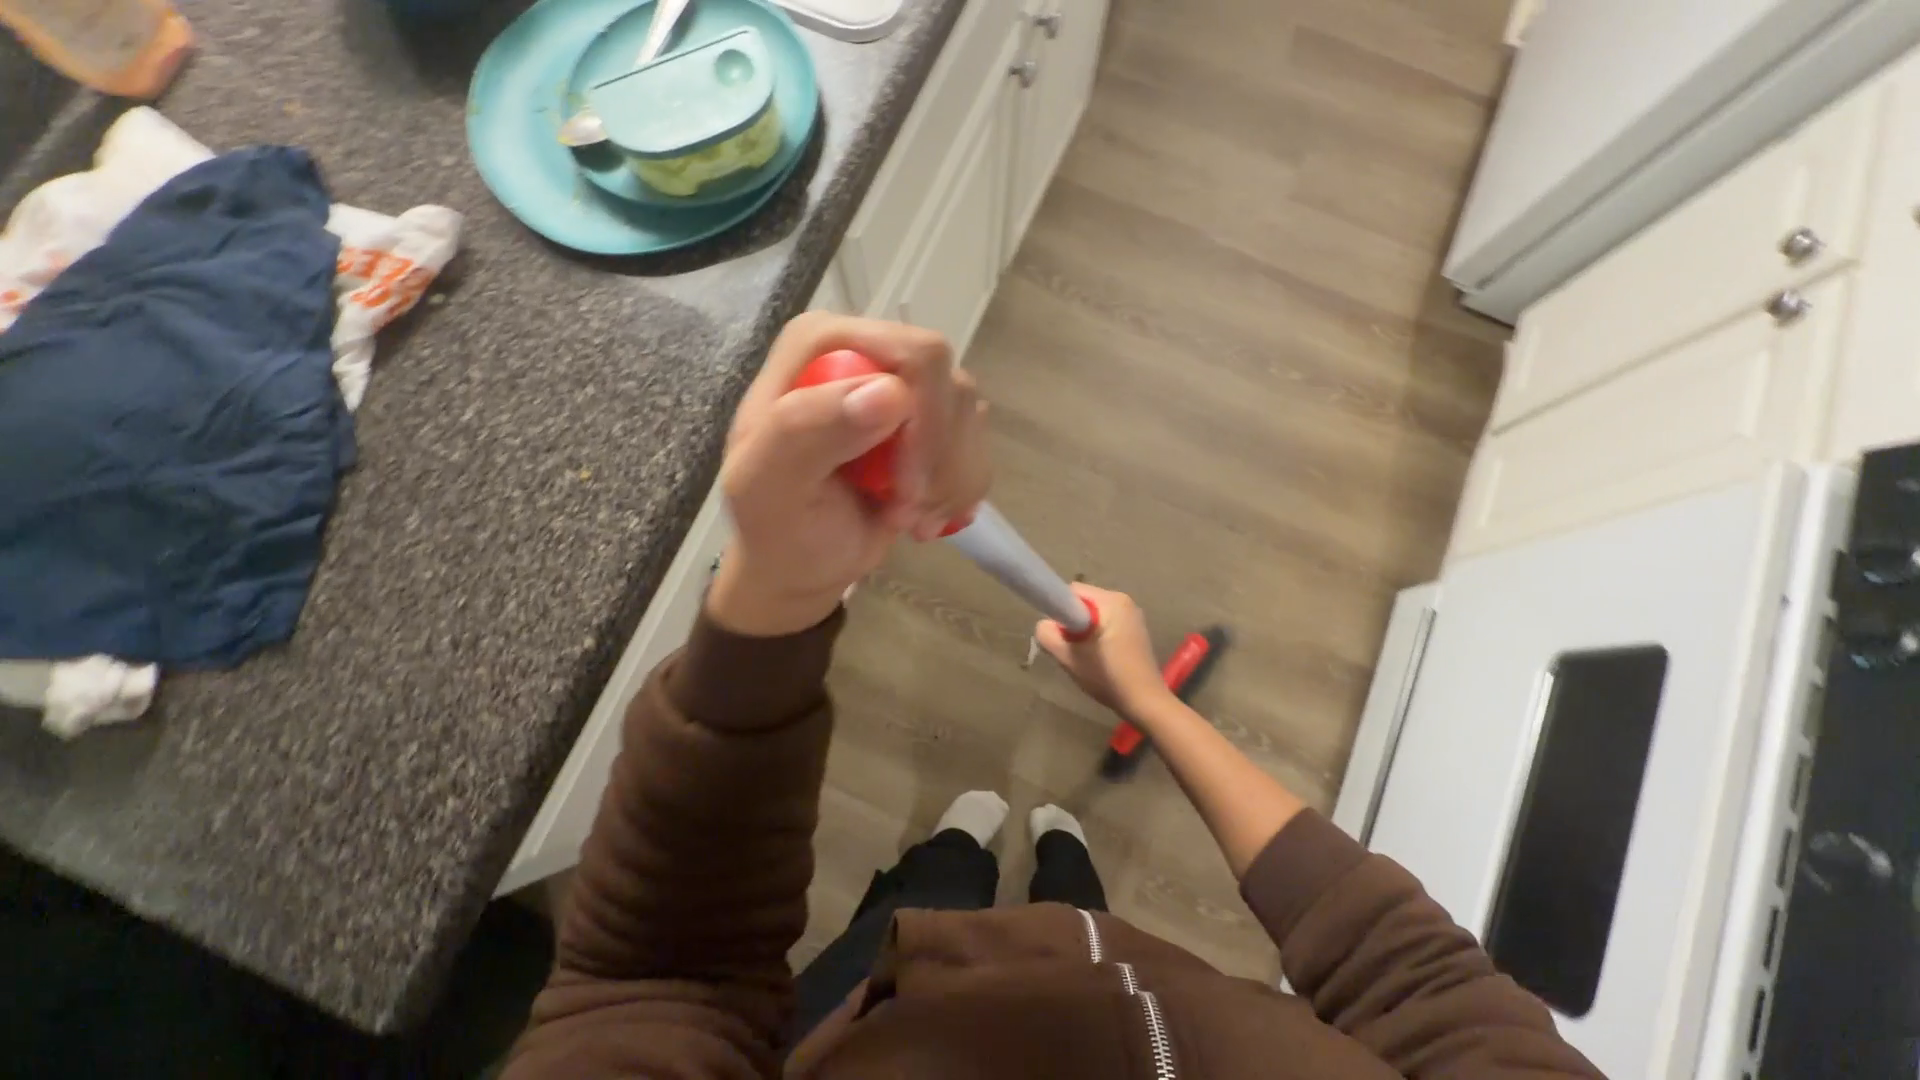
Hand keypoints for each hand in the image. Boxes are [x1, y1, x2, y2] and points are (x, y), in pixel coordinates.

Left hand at [710, 313, 989, 635]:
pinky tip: (923, 517)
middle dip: (938, 462)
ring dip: (948, 485)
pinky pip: (979, 448)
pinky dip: (960, 494)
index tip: (906, 488)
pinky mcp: (934, 424)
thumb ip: (807, 429)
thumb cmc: (776, 526)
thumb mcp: (768, 485)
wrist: (799, 563)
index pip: (915, 354)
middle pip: (952, 386)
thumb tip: (889, 392)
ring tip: (905, 519)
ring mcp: (907, 387)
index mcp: (823, 343)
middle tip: (903, 512)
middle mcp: (871, 353)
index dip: (926, 422)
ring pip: (971, 420)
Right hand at [1035, 584, 1174, 718]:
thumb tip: (1046, 625)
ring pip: (1094, 616)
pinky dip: (1097, 637)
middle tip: (1072, 651)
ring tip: (1086, 658)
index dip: (1059, 611)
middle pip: (1083, 604)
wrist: (1145, 702)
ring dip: (1084, 633)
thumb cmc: (1108, 677)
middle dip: (1072, 624)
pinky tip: (1100, 660)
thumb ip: (1048, 635)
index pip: (1072, 593)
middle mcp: (1125, 601)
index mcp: (1112, 601)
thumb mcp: (1069, 658)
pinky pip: (1106, 624)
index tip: (1059, 635)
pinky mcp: (1136, 631)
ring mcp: (1133, 616)